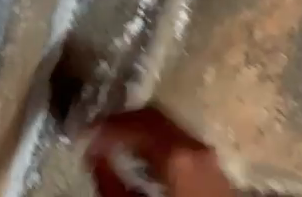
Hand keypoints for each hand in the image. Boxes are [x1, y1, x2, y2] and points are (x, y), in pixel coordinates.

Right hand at [85, 107, 235, 196]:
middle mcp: (196, 142)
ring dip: (141, 132)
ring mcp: (209, 152)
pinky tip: (145, 157)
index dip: (107, 124)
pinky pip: (181, 142)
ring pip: (168, 126)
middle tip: (98, 132)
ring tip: (118, 143)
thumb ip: (112, 184)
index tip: (86, 131)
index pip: (136, 120)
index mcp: (178, 151)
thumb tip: (94, 156)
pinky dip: (159, 143)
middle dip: (123, 123)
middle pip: (154, 117)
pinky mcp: (215, 166)